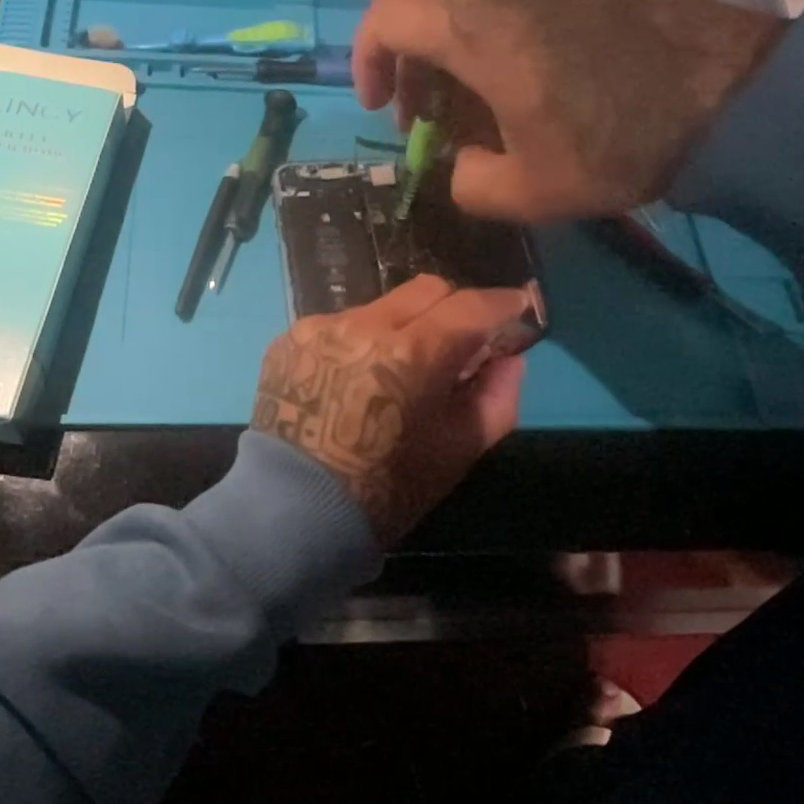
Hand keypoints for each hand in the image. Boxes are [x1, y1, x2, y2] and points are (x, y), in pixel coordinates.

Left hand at [250, 276, 528, 547]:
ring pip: (381, 307)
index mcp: (410, 353)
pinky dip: (360, 344)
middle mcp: (362, 325)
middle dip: (453, 311)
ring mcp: (319, 329)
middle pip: (426, 291)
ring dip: (403, 329)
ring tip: (399, 373)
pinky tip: (355, 382)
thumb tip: (510, 359)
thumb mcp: (458, 450)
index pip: (471, 305)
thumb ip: (497, 397)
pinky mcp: (288, 341)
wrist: (295, 512)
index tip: (516, 313)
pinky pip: (340, 326)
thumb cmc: (386, 489)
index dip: (503, 305)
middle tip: (460, 347)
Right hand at [351, 0, 784, 222]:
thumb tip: (461, 168)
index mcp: (477, 32)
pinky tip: (530, 99)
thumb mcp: (528, 192)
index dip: (366, 60)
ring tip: (480, 123)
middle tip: (427, 129)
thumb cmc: (616, 145)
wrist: (731, 97)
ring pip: (474, 16)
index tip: (378, 109)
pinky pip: (519, 13)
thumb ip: (468, 184)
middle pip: (429, 18)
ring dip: (458, 69)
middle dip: (414, 76)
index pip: (388, 16)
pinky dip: (500, 54)